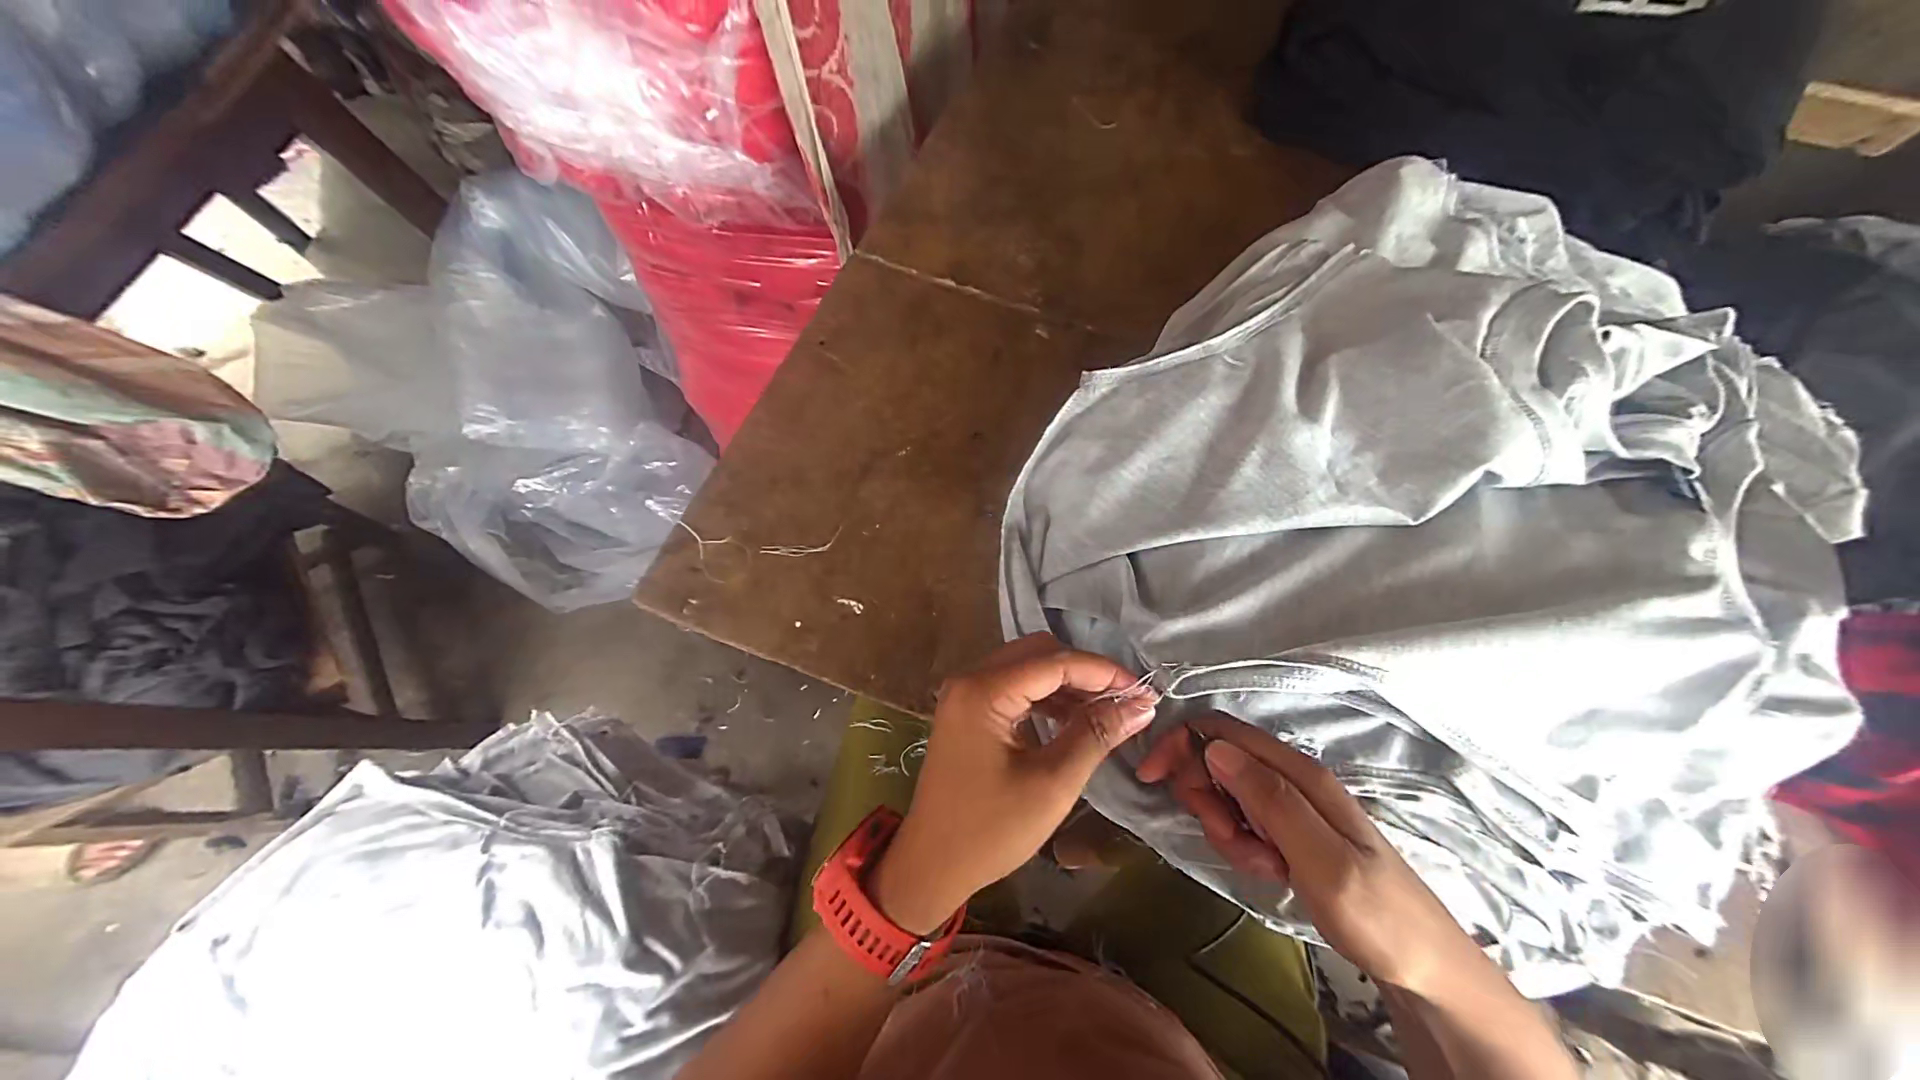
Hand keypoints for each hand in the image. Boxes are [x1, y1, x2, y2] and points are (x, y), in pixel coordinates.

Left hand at [867, 633, 1157, 933]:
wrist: (932, 864)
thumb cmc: (991, 830)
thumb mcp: (1052, 783)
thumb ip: (1095, 735)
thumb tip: (1140, 705)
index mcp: (983, 691)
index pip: (1054, 661)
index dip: (1103, 672)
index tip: (1143, 691)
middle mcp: (969, 679)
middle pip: (1038, 653)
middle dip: (1085, 672)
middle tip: (1126, 700)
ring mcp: (964, 694)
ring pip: (1027, 667)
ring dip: (1067, 683)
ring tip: (1107, 711)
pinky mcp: (967, 710)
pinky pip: (1013, 687)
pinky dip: (1045, 697)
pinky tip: (1073, 719)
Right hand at [1136, 711, 1481, 995]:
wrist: (1423, 969)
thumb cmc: (1377, 915)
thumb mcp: (1322, 860)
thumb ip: (1269, 800)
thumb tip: (1215, 747)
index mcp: (1299, 773)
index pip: (1222, 731)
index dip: (1181, 744)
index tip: (1153, 778)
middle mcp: (1291, 778)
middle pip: (1218, 759)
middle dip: (1204, 796)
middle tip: (1227, 838)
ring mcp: (1290, 804)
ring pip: (1226, 792)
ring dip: (1224, 827)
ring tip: (1260, 863)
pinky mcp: (1288, 829)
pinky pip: (1242, 821)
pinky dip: (1240, 844)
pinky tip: (1268, 869)